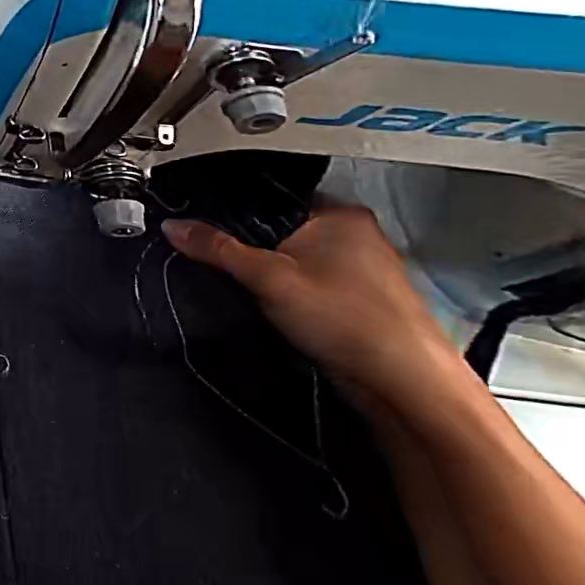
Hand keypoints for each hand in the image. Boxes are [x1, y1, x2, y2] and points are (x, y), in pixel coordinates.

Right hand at [164, 204, 458, 402]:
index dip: (245, 217)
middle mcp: (358, 236)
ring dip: (286, 282)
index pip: (276, 198)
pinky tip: (300, 321)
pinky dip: (303, 304)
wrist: (407, 386)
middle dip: (265, 255)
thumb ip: (218, 249)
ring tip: (281, 302)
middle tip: (255, 276)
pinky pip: (318, 292)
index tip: (225, 235)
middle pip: (286, 233)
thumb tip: (178, 228)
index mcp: (340, 213)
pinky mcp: (365, 304)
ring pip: (303, 265)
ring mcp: (365, 272)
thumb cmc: (358, 323)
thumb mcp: (268, 277)